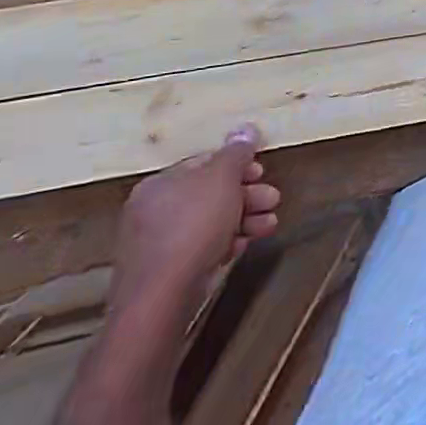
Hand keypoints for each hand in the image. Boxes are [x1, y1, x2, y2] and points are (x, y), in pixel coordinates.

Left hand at [111, 124, 281, 307]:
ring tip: (268, 225)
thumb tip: (246, 128)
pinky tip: (240, 247)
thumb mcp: (222, 179)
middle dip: (247, 195)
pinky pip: (200, 247)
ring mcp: (156, 243)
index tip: (262, 173)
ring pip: (209, 221)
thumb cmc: (193, 225)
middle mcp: (153, 209)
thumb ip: (236, 153)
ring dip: (244, 219)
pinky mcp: (164, 272)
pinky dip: (224, 243)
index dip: (238, 165)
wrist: (161, 296)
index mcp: (161, 183)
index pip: (205, 163)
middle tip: (273, 200)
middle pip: (210, 193)